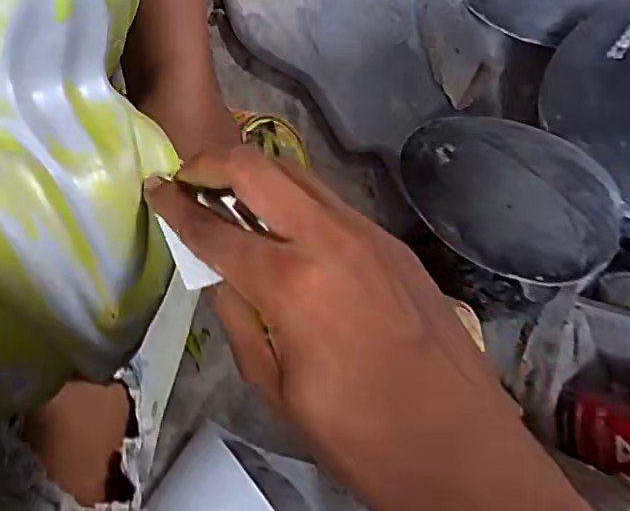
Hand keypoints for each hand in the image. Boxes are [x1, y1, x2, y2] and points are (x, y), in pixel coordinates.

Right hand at [144, 148, 587, 510]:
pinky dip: (288, 196)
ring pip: (292, 171)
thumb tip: (213, 265)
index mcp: (293, 286)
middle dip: (208, 163)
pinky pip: (325, 198)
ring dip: (250, 172)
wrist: (476, 466)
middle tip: (187, 180)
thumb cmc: (363, 439)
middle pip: (253, 167)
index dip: (173, 204)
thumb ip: (235, 312)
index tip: (153, 187)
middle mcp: (329, 243)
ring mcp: (368, 235)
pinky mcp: (391, 243)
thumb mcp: (275, 386)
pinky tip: (282, 226)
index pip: (213, 227)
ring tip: (228, 195)